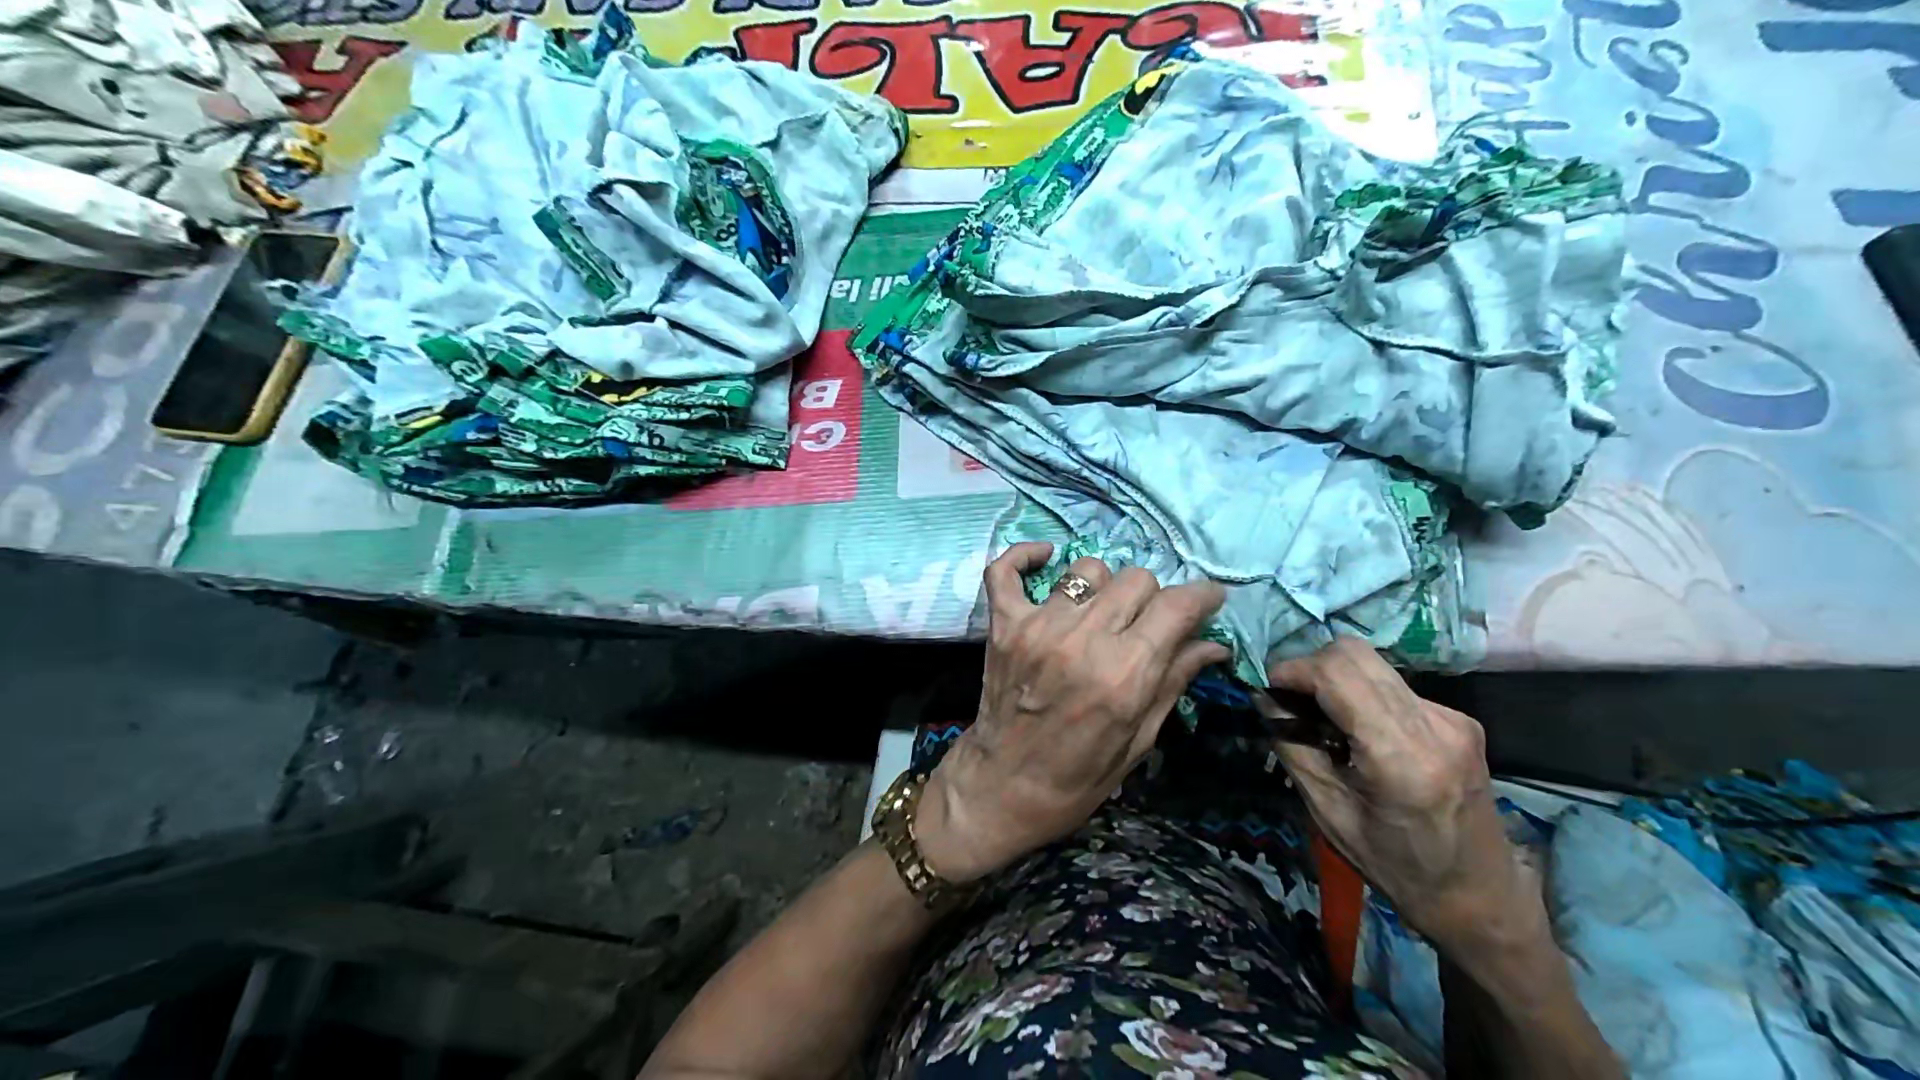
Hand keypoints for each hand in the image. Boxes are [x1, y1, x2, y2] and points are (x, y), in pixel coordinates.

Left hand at [916, 543, 1230, 883]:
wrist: (1003, 787)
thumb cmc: (1080, 776)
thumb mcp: (1140, 739)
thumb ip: (1174, 680)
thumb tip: (1213, 642)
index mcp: (1125, 673)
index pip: (1176, 605)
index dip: (1201, 596)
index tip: (1206, 601)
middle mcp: (1083, 639)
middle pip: (1137, 579)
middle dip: (1153, 597)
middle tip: (1147, 621)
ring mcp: (1038, 627)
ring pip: (1087, 568)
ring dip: (1103, 586)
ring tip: (1100, 611)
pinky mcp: (1003, 625)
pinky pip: (1005, 570)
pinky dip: (1024, 557)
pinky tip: (1046, 558)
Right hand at [1268, 637, 1542, 952]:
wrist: (1479, 898)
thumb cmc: (1396, 867)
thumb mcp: (1328, 812)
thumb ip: (1293, 746)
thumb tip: (1265, 696)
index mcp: (1402, 756)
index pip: (1337, 672)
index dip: (1292, 670)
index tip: (1268, 690)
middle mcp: (1435, 724)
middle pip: (1354, 654)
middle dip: (1310, 666)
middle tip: (1289, 700)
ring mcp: (1453, 718)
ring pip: (1372, 664)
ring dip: (1334, 678)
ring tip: (1321, 718)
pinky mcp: (1459, 719)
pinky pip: (1391, 684)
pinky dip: (1360, 693)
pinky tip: (1356, 730)